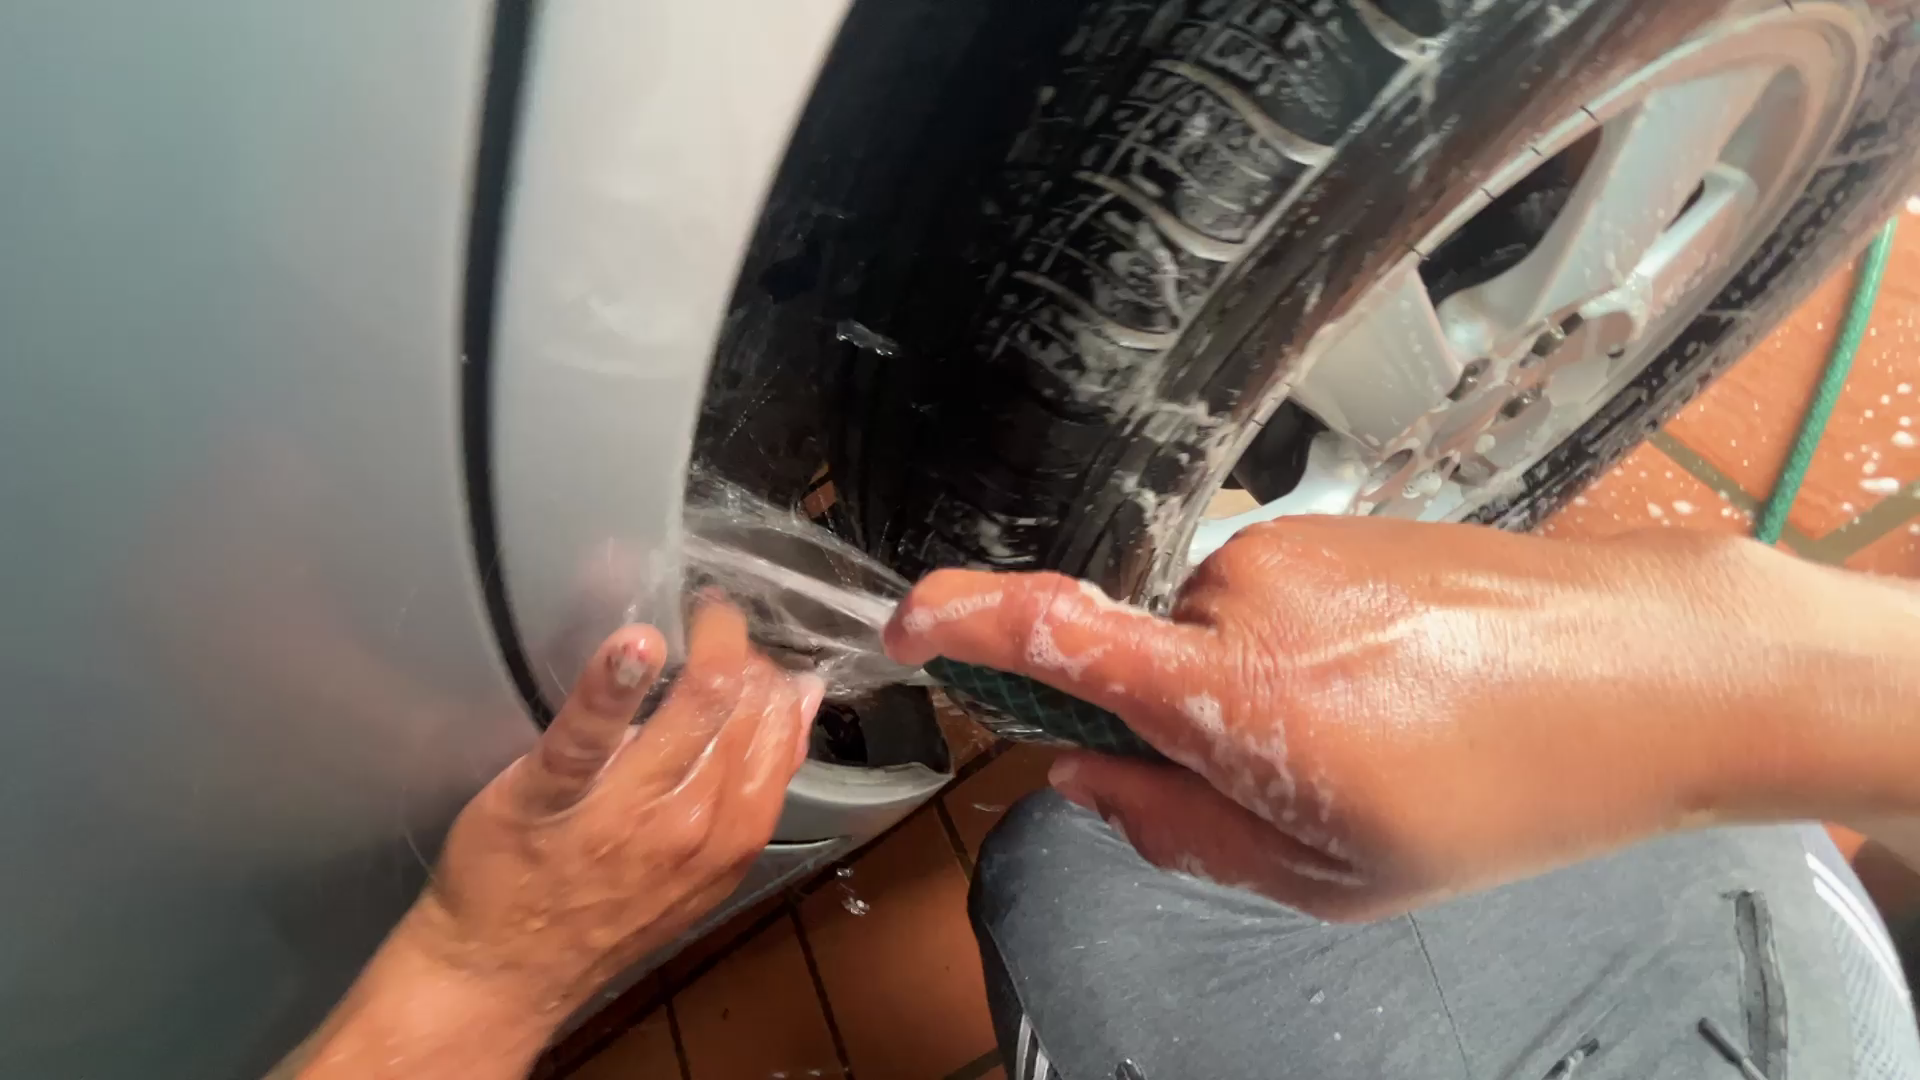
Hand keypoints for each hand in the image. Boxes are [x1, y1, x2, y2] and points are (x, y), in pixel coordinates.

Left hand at [295, 601, 820, 1078]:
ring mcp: (623, 809)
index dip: (773, 681)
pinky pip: (589, 734)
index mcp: (736, 833)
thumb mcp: (715, 858)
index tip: (753, 657)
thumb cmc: (618, 902)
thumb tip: (806, 695)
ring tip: (707, 613)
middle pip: (741, 711)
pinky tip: (634, 647)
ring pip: (693, 710)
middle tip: (722, 628)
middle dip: (743, 655)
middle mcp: (693, 821)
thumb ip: (764, 778)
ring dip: (712, 648)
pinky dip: (614, 686)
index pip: (779, 730)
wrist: (508, 970)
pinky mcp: (549, 793)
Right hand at [886, 518, 1813, 919]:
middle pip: (1122, 660)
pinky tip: (1363, 683)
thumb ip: (1174, 827)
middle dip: (1151, 723)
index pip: (1058, 636)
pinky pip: (1238, 602)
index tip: (906, 626)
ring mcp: (1272, 551)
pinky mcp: (1306, 530)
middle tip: (1252, 777)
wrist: (1652, 668)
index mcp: (1233, 695)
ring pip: (1186, 636)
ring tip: (1342, 730)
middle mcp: (1234, 598)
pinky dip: (1264, 652)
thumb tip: (1082, 775)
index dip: (963, 623)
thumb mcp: (1326, 872)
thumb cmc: (1503, 791)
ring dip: (1222, 693)